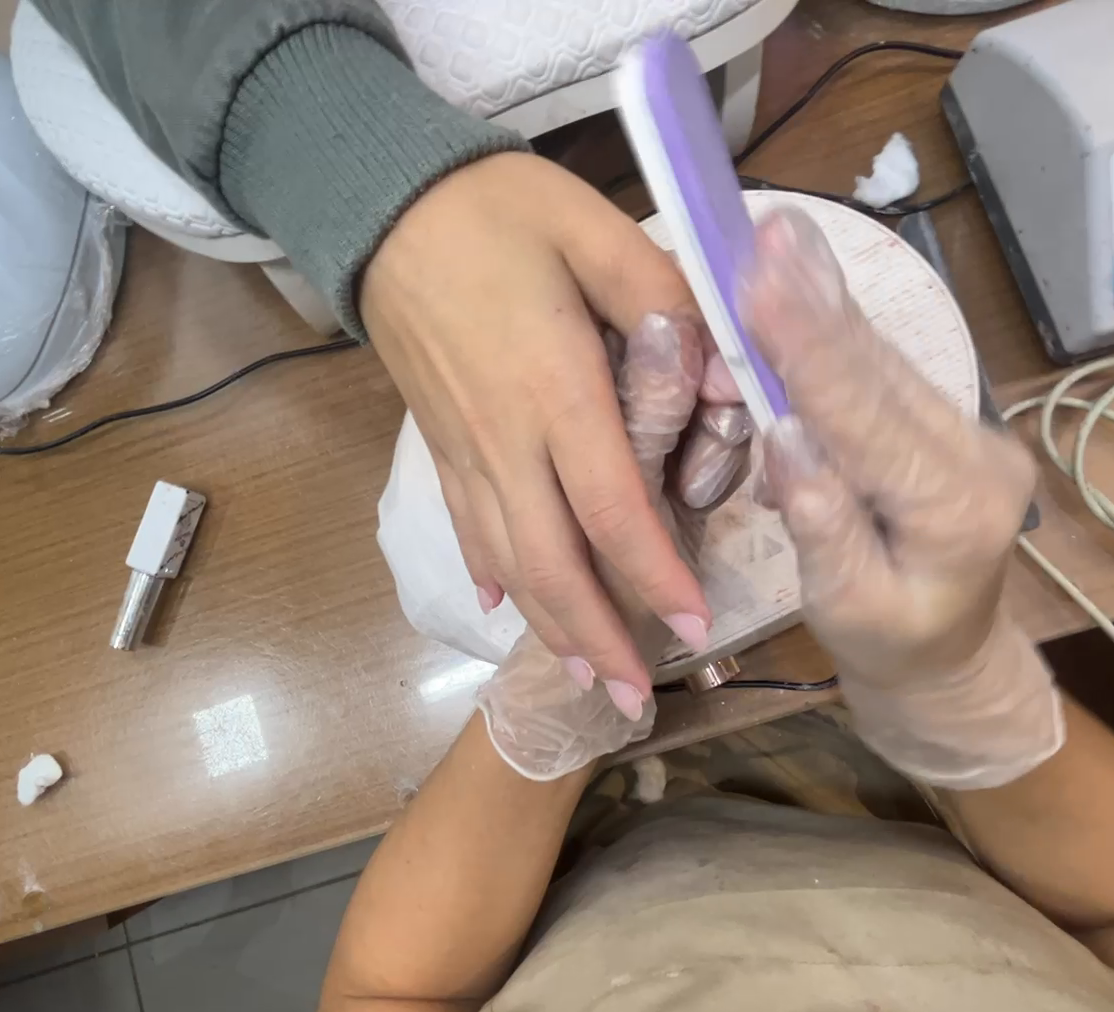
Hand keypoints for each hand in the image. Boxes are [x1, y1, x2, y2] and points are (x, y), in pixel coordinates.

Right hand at [361, 153, 717, 717]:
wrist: (385, 209)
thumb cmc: (498, 214)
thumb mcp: (597, 233)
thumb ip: (669, 304)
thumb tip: (728, 381)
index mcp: (554, 393)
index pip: (611, 510)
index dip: (653, 576)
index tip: (693, 627)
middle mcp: (505, 444)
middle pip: (551, 565)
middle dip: (595, 638)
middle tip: (632, 700)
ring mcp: (464, 454)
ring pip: (507, 562)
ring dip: (547, 627)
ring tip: (581, 678)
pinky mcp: (439, 449)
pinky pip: (466, 528)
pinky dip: (492, 577)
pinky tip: (505, 610)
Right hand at [741, 207, 1060, 788]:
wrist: (950, 660)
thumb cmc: (892, 647)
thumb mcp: (846, 605)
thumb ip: (822, 523)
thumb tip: (783, 435)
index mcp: (953, 506)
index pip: (866, 417)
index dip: (810, 348)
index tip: (763, 283)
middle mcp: (970, 452)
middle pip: (878, 371)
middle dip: (818, 299)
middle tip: (771, 230)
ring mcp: (962, 432)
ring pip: (881, 360)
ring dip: (825, 298)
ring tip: (782, 237)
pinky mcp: (939, 426)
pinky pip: (880, 375)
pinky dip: (834, 329)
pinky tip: (805, 283)